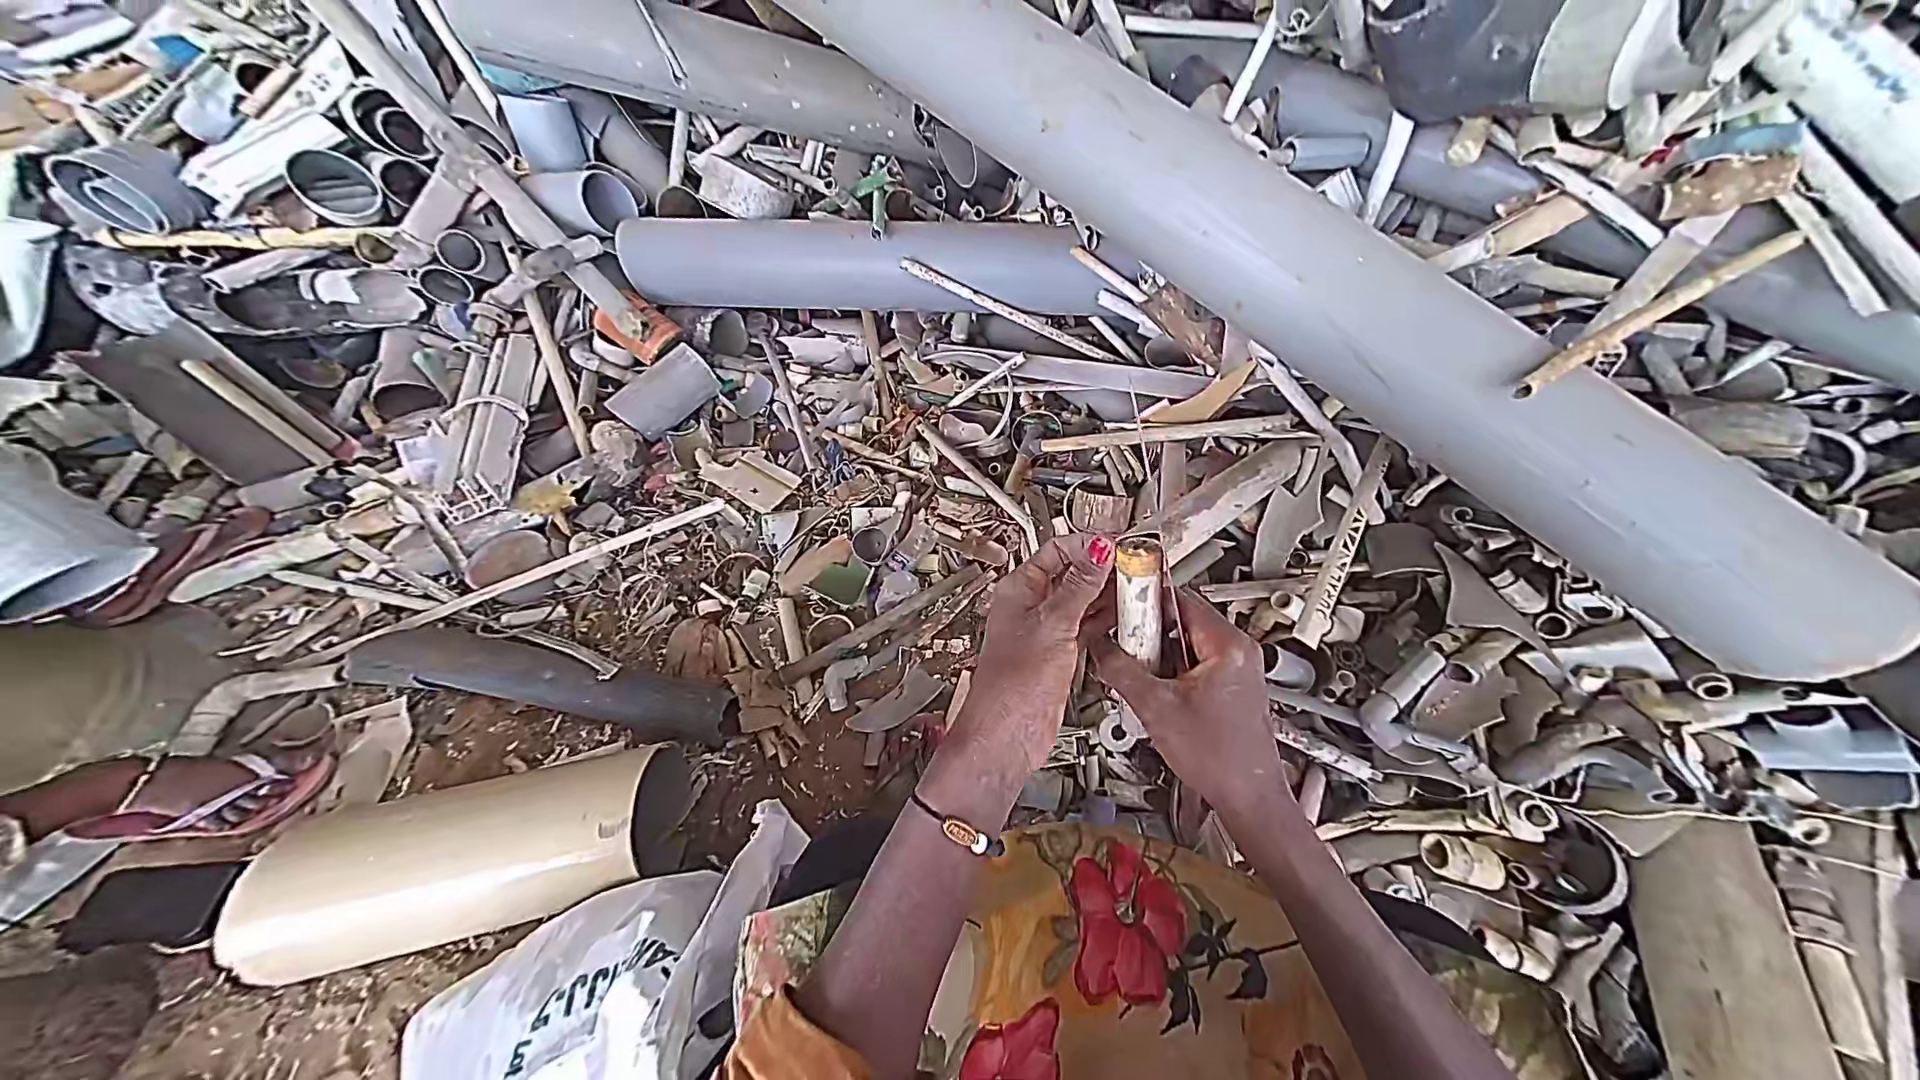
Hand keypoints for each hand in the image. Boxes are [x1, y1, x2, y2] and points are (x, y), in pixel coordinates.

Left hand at [948, 534, 1114, 771]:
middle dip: (1102, 567)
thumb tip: (1098, 551)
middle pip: (1071, 573)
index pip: (1057, 550)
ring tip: (1135, 585)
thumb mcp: (1054, 624)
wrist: (1008, 733)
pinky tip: (1123, 615)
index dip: (1088, 544)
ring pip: (1081, 600)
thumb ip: (1079, 586)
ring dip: (1107, 592)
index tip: (1117, 544)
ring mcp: (1046, 630)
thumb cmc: (1012, 684)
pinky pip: (1086, 626)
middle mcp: (1031, 607)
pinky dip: (1104, 618)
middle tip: (1133, 564)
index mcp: (1019, 589)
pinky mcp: (1059, 653)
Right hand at [1082, 588, 1290, 823]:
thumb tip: (1100, 647)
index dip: (1143, 598)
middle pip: (1179, 617)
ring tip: (1137, 671)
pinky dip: (1166, 667)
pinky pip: (1190, 660)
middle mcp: (1238, 651)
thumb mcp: (1156, 708)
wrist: (1247, 798)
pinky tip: (1153, 687)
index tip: (1119, 603)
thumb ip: (1121, 670)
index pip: (1179, 597)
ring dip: (1154, 651)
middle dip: (1145, 631)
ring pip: (1182, 640)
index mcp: (1229, 646)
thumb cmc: (1221, 760)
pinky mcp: (1228, 684)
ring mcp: (1235, 668)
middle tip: (1123, 644)